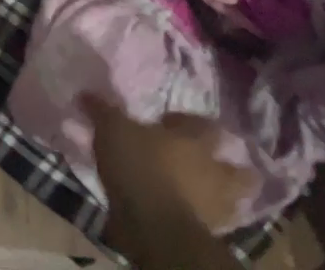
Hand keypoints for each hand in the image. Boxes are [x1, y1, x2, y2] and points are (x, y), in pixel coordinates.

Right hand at [84, 97, 252, 269]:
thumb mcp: (111, 129)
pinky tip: (181, 210)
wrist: (153, 223)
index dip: (189, 121)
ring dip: (217, 193)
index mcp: (196, 141)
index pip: (207, 125)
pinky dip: (200, 215)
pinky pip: (211, 220)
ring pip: (231, 198)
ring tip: (193, 190)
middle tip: (199, 161)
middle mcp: (216, 171)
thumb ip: (102, 110)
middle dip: (224, 165)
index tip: (166, 121)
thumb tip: (87, 93)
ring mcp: (218, 205)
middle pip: (238, 169)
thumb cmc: (138, 165)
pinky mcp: (209, 232)